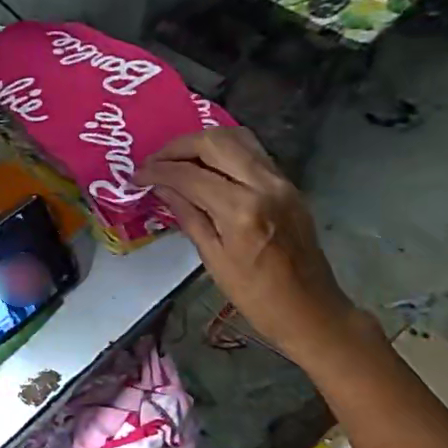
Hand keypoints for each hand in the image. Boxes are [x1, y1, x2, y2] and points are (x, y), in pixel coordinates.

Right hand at [140, 128, 376, 367]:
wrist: (311, 310)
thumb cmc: (255, 296)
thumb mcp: (213, 259)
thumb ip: (188, 215)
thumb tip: (161, 188)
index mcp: (242, 210)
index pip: (190, 175)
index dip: (157, 171)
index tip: (136, 176)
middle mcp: (264, 185)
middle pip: (215, 142)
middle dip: (177, 147)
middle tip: (153, 162)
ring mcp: (281, 181)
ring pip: (236, 138)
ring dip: (201, 143)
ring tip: (176, 160)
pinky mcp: (289, 184)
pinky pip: (251, 152)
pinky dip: (223, 151)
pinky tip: (204, 167)